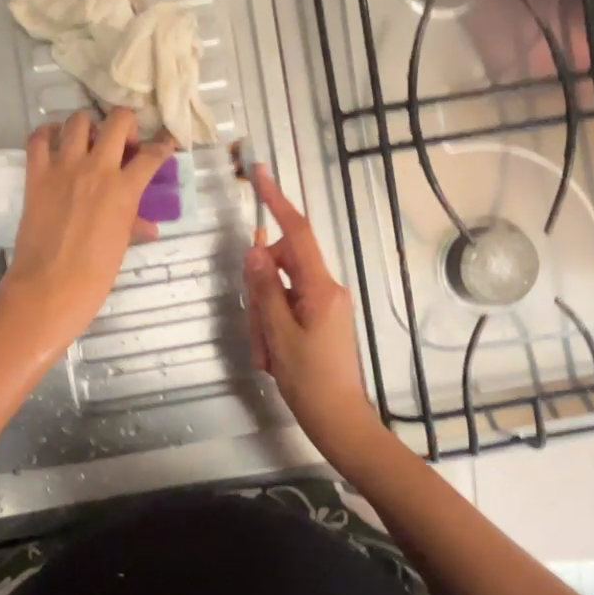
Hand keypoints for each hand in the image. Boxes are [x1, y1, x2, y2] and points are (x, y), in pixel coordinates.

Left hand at [0, 108, 175, 346]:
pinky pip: (39, 138)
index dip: (163, 144)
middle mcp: (97, 168)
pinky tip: (54, 141)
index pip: (152, 154)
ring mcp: (64, 167)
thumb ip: (133, 225)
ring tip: (89, 139)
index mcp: (125, 189)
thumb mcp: (120, 246)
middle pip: (118, 122)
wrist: (50, 286)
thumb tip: (149, 227)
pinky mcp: (36, 174)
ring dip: (88, 125)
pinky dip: (48, 133)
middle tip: (123, 141)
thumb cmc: (93, 274)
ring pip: (78, 121)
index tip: (165, 141)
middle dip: (126, 124)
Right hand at [244, 164, 380, 437]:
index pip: (297, 233)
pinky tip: (273, 357)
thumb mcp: (278, 335)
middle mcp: (326, 290)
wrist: (338, 419)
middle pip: (281, 264)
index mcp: (320, 288)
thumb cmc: (309, 380)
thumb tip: (255, 249)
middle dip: (260, 290)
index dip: (278, 202)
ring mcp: (323, 306)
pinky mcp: (319, 320)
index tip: (261, 174)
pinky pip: (286, 309)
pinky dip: (272, 328)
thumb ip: (265, 290)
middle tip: (259, 332)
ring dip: (264, 317)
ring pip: (279, 290)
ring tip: (269, 354)